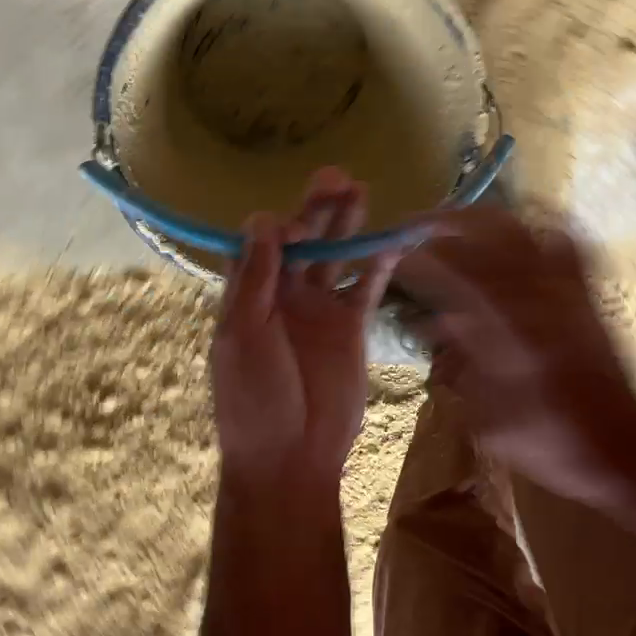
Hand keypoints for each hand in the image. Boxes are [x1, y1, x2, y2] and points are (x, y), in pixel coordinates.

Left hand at [210, 168, 395, 487]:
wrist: (291, 458)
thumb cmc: (254, 398)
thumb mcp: (244, 335)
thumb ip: (256, 278)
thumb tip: (260, 218)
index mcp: (250, 295)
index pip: (264, 243)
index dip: (280, 224)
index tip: (296, 220)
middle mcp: (285, 294)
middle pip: (303, 240)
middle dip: (317, 209)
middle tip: (337, 177)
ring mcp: (320, 308)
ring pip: (335, 254)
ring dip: (346, 223)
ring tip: (361, 188)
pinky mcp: (351, 325)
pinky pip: (366, 285)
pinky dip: (378, 262)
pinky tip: (392, 238)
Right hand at [395, 208, 635, 505]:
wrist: (619, 442)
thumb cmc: (548, 438)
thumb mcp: (487, 414)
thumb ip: (460, 362)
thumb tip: (438, 322)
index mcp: (503, 322)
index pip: (451, 267)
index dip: (419, 256)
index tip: (397, 254)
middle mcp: (534, 290)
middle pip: (484, 227)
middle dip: (445, 222)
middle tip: (420, 229)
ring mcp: (565, 283)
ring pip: (520, 225)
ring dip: (482, 221)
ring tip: (459, 227)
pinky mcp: (587, 288)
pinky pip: (562, 239)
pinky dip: (535, 229)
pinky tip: (519, 236)